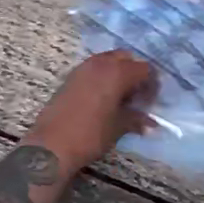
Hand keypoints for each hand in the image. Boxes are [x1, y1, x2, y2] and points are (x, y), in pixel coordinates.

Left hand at [24, 51, 156, 170]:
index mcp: (117, 72)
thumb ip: (136, 119)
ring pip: (108, 60)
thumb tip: (150, 123)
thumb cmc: (91, 134)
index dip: (152, 84)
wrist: (52, 144)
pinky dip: (103, 77)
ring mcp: (83, 68)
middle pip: (126, 58)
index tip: (151, 102)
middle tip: (138, 96)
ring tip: (121, 97)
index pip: (144, 69)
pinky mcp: (71, 77)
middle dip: (135, 73)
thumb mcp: (118, 127)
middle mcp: (100, 63)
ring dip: (118, 73)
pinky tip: (104, 98)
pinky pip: (93, 68)